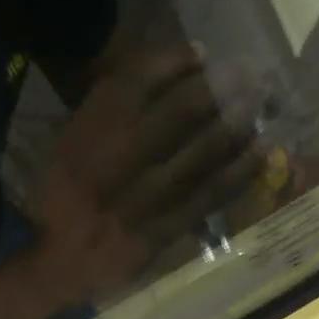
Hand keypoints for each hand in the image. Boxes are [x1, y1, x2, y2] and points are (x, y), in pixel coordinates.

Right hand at [30, 44, 263, 299]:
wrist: (58, 263)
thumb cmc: (64, 199)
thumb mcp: (71, 145)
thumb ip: (106, 113)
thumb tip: (163, 75)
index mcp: (89, 132)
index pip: (138, 81)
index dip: (177, 62)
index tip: (204, 55)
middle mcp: (116, 158)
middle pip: (179, 111)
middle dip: (219, 89)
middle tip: (250, 77)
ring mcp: (140, 198)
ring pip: (198, 154)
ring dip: (235, 128)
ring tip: (260, 110)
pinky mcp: (159, 231)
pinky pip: (205, 197)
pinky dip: (236, 174)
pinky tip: (258, 157)